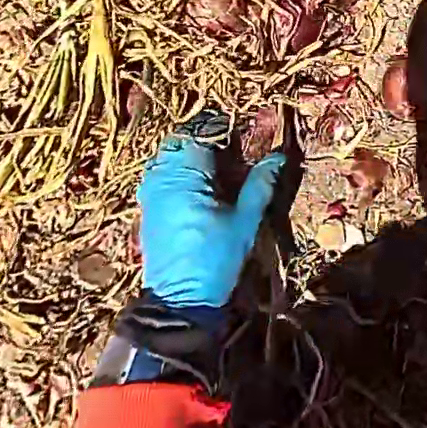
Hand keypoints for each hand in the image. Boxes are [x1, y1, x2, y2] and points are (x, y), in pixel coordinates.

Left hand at [137, 109, 281, 309]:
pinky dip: (179, 167)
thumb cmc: (217, 257)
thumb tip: (278, 156)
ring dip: (190, 150)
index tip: (242, 130)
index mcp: (185, 177)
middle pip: (180, 140)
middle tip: (232, 144)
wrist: (180, 300)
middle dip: (205, 135)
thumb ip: (261, 183)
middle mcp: (162, 179)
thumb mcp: (246, 219)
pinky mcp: (148, 207)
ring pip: (167, 155)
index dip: (222, 127)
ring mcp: (150, 193)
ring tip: (217, 159)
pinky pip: (161, 173)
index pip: (200, 133)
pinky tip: (200, 181)